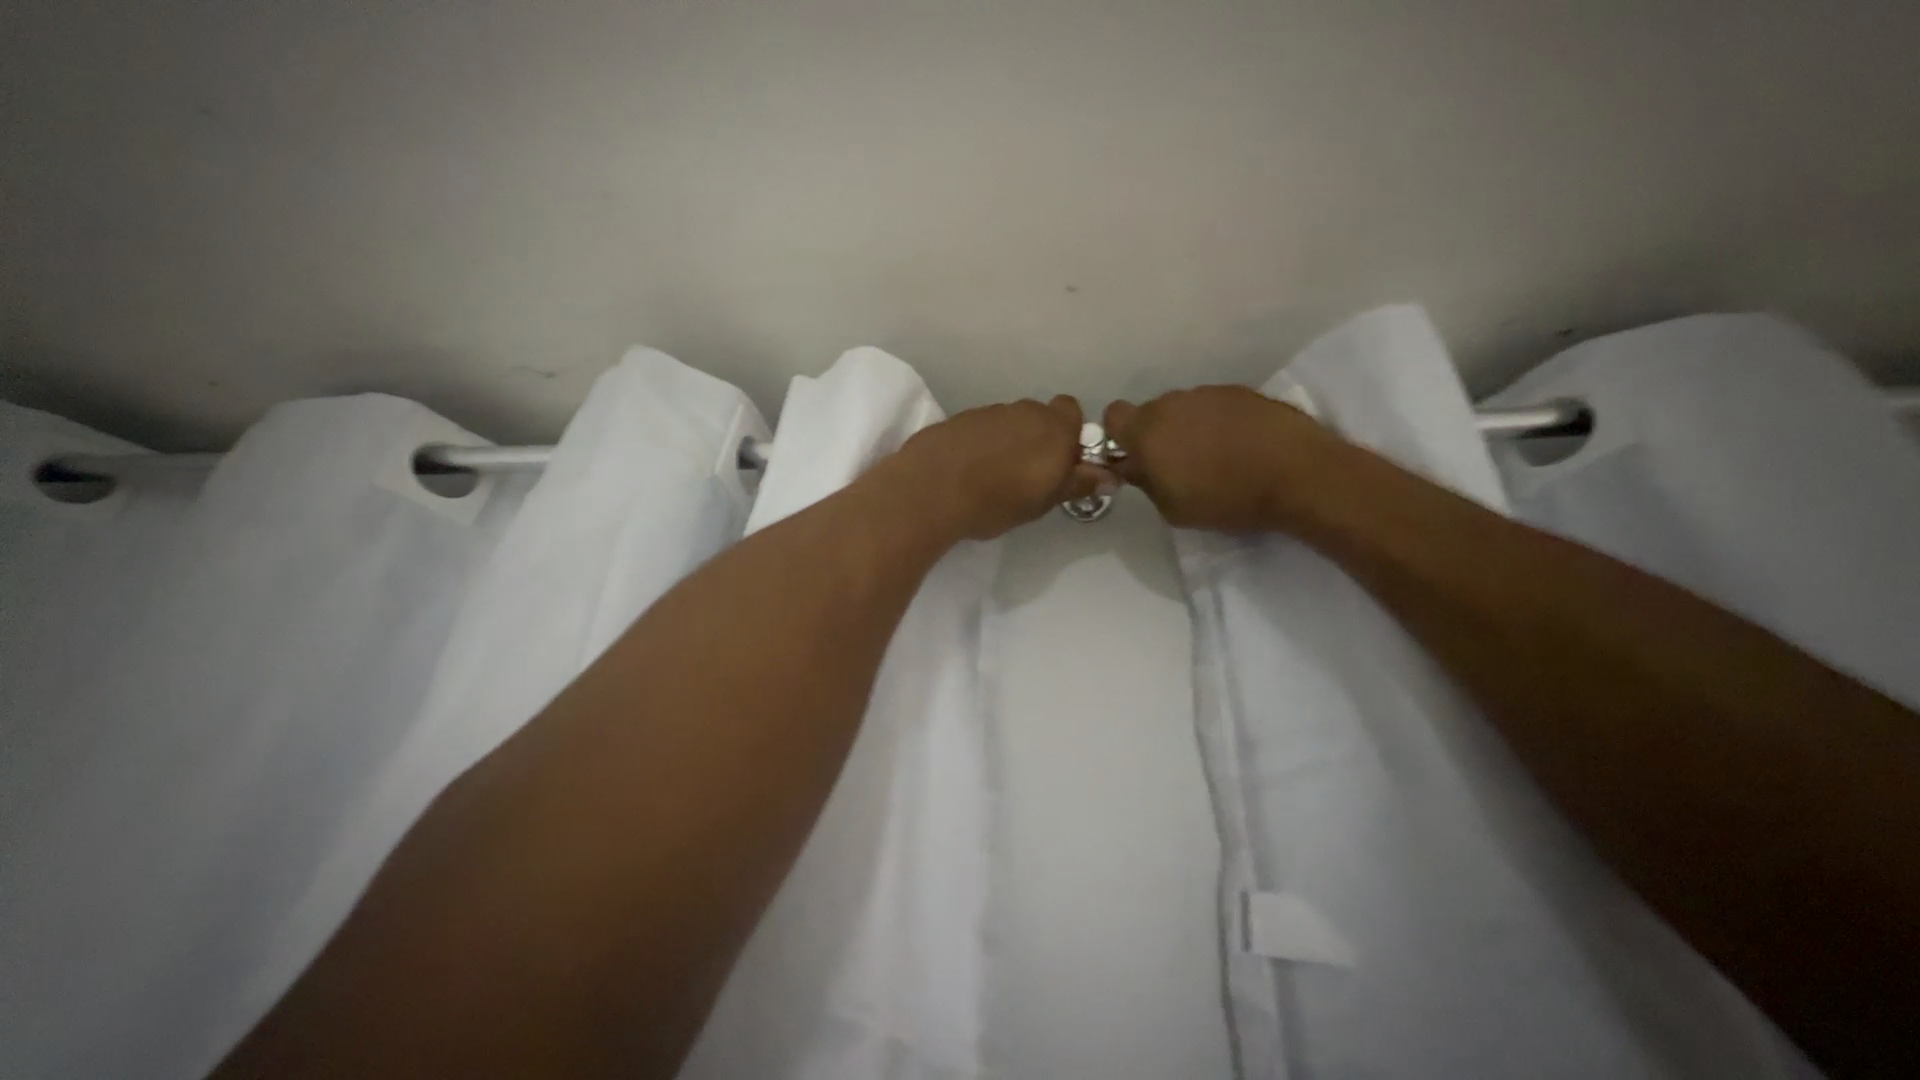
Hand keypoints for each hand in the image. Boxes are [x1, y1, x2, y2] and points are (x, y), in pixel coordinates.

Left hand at [877, 396, 1117, 539]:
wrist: (932, 489)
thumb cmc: (998, 501)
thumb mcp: (1044, 501)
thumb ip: (1078, 483)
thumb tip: (1112, 476)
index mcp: (1053, 428)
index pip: (1073, 412)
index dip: (1070, 434)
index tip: (1061, 464)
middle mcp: (1024, 411)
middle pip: (1041, 415)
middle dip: (1040, 438)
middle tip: (1029, 474)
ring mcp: (989, 412)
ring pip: (1010, 421)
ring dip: (1010, 441)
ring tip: (995, 475)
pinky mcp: (959, 419)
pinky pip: (982, 428)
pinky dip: (982, 443)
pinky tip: (969, 470)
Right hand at [1105, 386, 1348, 531]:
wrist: (1298, 473)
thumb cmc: (1227, 498)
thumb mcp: (1174, 509)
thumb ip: (1146, 483)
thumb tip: (1136, 467)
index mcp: (1148, 431)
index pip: (1112, 416)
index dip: (1118, 437)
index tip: (1136, 458)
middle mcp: (1173, 403)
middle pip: (1150, 412)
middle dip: (1156, 434)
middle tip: (1178, 464)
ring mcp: (1209, 393)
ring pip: (1184, 408)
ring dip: (1189, 427)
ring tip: (1216, 456)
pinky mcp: (1241, 392)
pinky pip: (1215, 406)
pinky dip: (1220, 422)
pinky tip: (1241, 446)